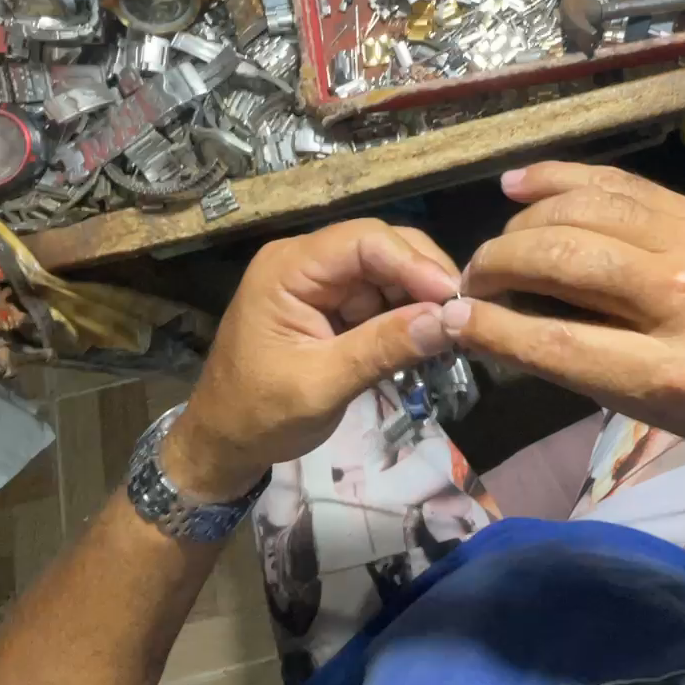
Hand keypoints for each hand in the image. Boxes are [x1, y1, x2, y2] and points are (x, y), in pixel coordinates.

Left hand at [161, 219, 460, 500]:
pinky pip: (381, 296)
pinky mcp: (333, 304)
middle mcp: (306, 262)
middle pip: (381, 246)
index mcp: (288, 268)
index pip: (363, 241)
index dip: (413, 262)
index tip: (454, 298)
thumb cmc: (258, 415)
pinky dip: (407, 314)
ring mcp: (321, 282)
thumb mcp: (320, 386)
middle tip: (462, 314)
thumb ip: (380, 349)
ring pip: (388, 270)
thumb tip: (446, 321)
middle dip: (423, 276)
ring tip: (453, 329)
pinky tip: (429, 336)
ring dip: (421, 297)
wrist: (222, 443)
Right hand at [442, 163, 684, 439]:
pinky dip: (556, 179)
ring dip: (522, 225)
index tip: (452, 316)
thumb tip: (492, 325)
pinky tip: (517, 186)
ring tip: (498, 247)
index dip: (492, 327)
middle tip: (473, 281)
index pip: (557, 341)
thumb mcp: (651, 408)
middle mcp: (684, 298)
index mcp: (674, 371)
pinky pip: (611, 180)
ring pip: (580, 210)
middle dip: (499, 265)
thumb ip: (573, 365)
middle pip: (562, 260)